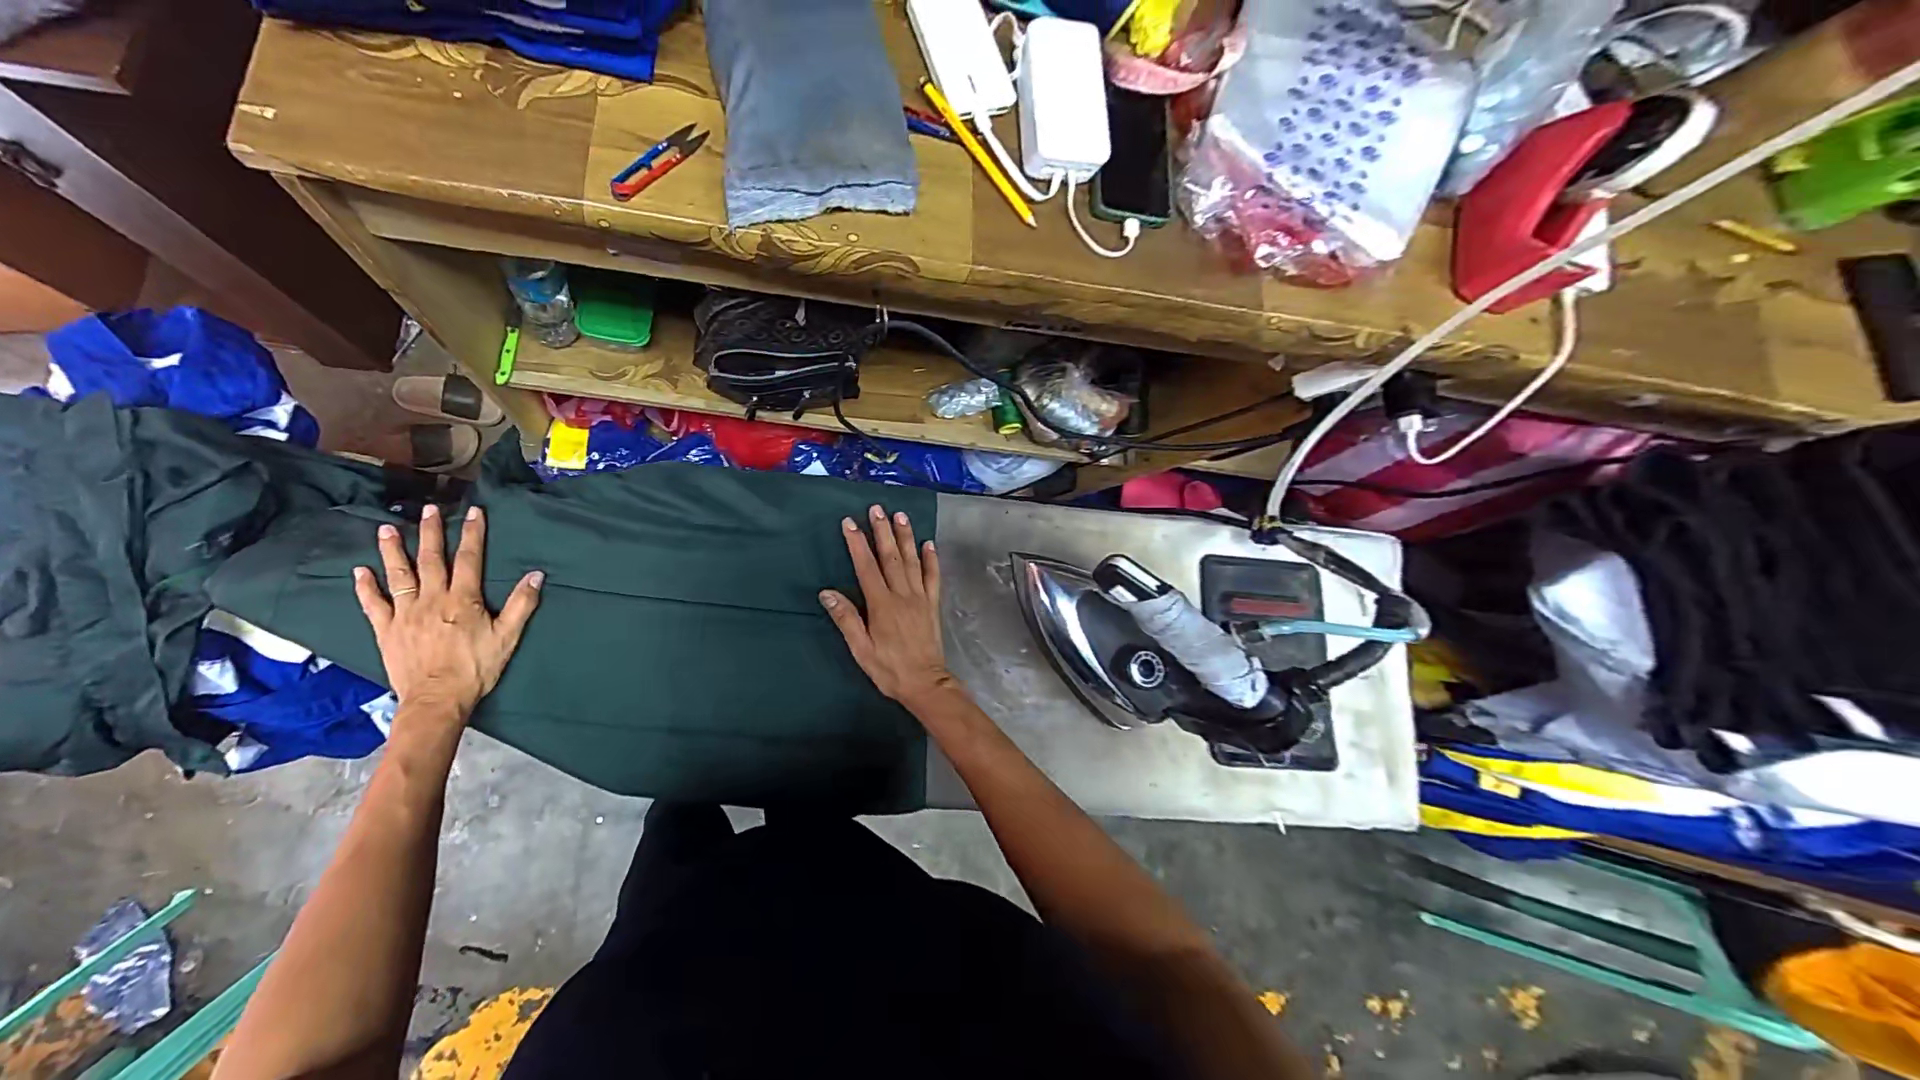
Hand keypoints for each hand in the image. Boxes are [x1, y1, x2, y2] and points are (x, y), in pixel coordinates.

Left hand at [353, 504, 544, 719]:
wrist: (436, 699)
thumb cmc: (477, 668)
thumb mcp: (508, 637)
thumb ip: (522, 604)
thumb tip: (536, 575)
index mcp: (463, 599)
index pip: (469, 559)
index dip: (472, 534)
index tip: (473, 512)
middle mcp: (432, 599)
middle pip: (431, 559)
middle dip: (430, 532)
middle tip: (427, 510)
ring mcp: (405, 613)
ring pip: (398, 575)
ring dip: (393, 550)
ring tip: (387, 529)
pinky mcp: (386, 630)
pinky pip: (373, 604)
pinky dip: (365, 587)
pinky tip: (361, 571)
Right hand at [820, 504, 959, 710]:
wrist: (926, 684)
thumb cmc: (889, 669)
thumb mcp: (861, 650)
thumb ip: (846, 620)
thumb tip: (827, 593)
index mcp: (882, 605)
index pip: (866, 567)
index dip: (857, 544)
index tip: (850, 523)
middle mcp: (902, 595)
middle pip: (890, 557)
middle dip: (882, 531)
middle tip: (877, 509)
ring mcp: (920, 598)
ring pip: (912, 561)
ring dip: (905, 537)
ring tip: (900, 516)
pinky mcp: (932, 605)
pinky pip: (933, 577)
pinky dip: (931, 559)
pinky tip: (928, 544)